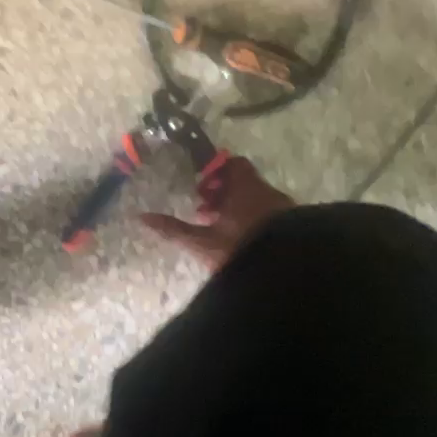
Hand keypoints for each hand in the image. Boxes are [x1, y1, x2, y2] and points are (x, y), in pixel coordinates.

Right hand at [139, 157, 295, 272]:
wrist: (288, 273)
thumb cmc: (240, 249)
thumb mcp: (202, 242)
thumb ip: (173, 229)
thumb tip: (141, 217)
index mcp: (244, 188)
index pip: (233, 164)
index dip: (216, 171)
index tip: (201, 188)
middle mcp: (266, 192)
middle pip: (243, 182)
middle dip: (222, 194)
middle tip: (205, 211)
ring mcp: (284, 210)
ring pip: (257, 199)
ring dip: (238, 209)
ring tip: (221, 230)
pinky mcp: (295, 227)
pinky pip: (270, 214)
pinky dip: (255, 220)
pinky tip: (243, 240)